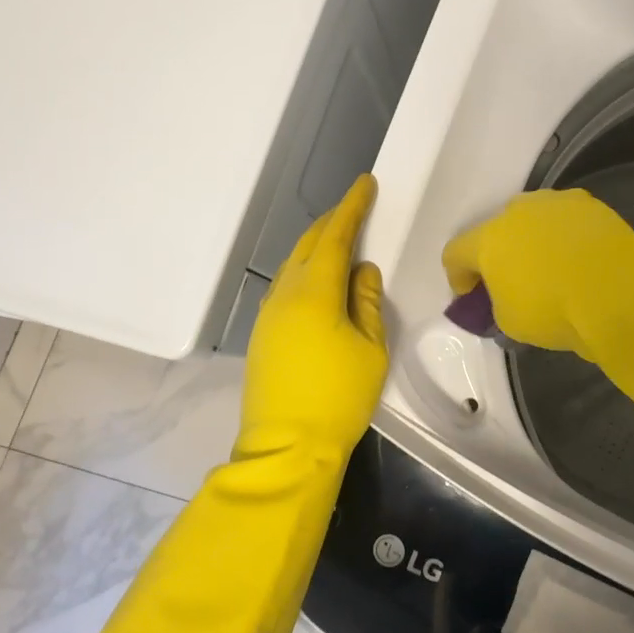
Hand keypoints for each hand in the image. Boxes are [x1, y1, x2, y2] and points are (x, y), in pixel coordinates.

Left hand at [241, 174, 387, 455]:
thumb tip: (363, 270)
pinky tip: (319, 277)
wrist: (287, 449)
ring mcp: (269, 314)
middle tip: (355, 206)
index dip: (352, 208)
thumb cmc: (339, 398)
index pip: (336, 237)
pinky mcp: (263, 334)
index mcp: (315, 293)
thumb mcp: (370, 349)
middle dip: (332, 221)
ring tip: (340, 237)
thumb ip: (367, 303)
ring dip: (316, 244)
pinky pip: (286, 286)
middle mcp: (286, 295)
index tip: (366, 184)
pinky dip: (306, 269)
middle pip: (309, 244)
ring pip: (293, 264)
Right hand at [441, 188, 633, 355]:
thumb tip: (505, 298)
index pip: (455, 253)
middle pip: (496, 230)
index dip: (458, 277)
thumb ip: (497, 304)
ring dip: (534, 240)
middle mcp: (516, 212)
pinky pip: (566, 220)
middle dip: (500, 254)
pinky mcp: (589, 204)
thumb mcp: (510, 323)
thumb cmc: (554, 310)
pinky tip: (580, 260)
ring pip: (533, 220)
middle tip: (512, 282)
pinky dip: (566, 237)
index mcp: (488, 239)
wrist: (617, 290)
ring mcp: (554, 203)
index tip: (470, 298)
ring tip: (551, 268)